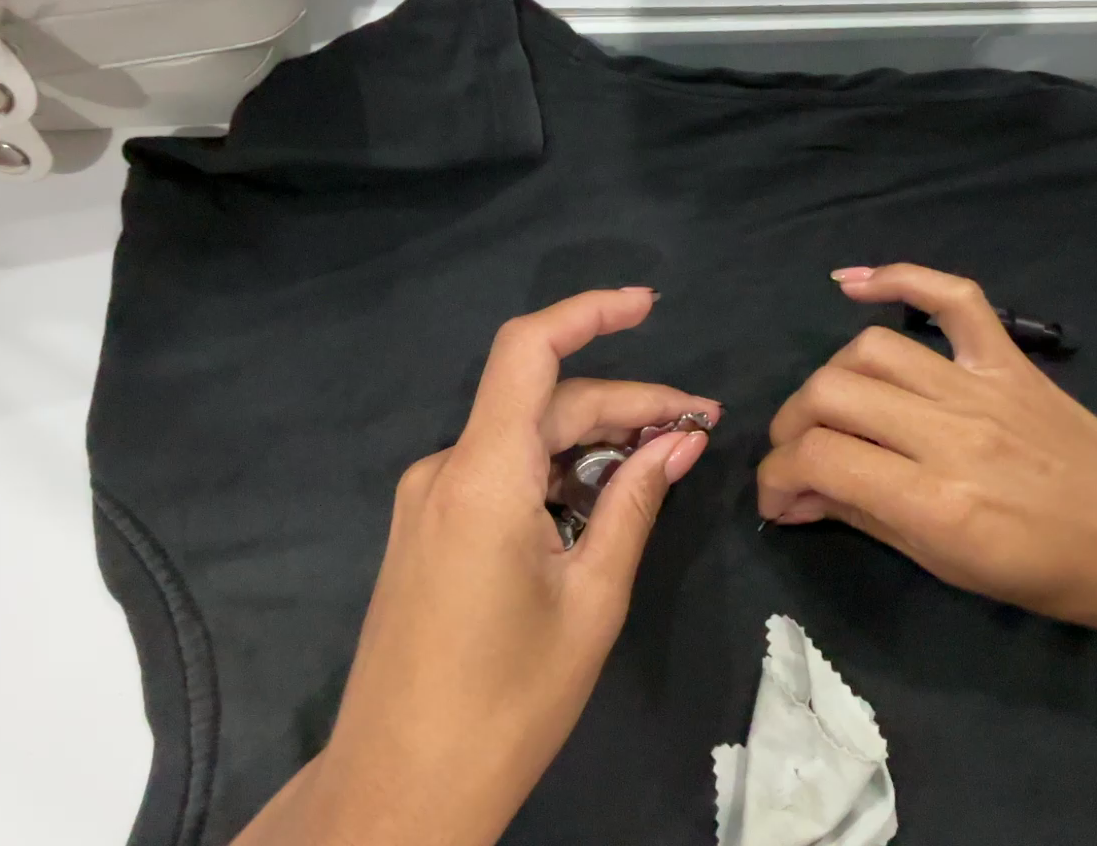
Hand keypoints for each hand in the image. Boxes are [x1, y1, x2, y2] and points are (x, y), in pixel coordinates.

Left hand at [242, 288, 717, 845]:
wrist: (398, 791)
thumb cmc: (508, 702)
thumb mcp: (593, 597)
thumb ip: (636, 501)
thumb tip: (681, 437)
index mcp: (483, 477)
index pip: (529, 352)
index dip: (588, 313)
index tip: (649, 305)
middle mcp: (446, 469)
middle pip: (546, 403)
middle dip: (626, 405)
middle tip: (697, 427)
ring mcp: (430, 498)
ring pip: (527, 438)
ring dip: (596, 442)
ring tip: (663, 460)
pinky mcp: (430, 526)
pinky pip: (503, 473)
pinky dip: (559, 472)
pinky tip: (604, 499)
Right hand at [757, 263, 1096, 638]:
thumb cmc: (1054, 577)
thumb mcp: (949, 568)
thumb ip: (865, 517)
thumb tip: (798, 494)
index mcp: (937, 501)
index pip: (819, 459)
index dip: (776, 476)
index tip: (777, 497)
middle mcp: (951, 433)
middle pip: (830, 394)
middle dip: (790, 427)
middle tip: (796, 456)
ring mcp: (981, 386)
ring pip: (870, 349)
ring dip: (827, 378)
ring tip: (827, 409)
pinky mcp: (1008, 360)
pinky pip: (952, 298)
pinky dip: (899, 278)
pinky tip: (853, 284)